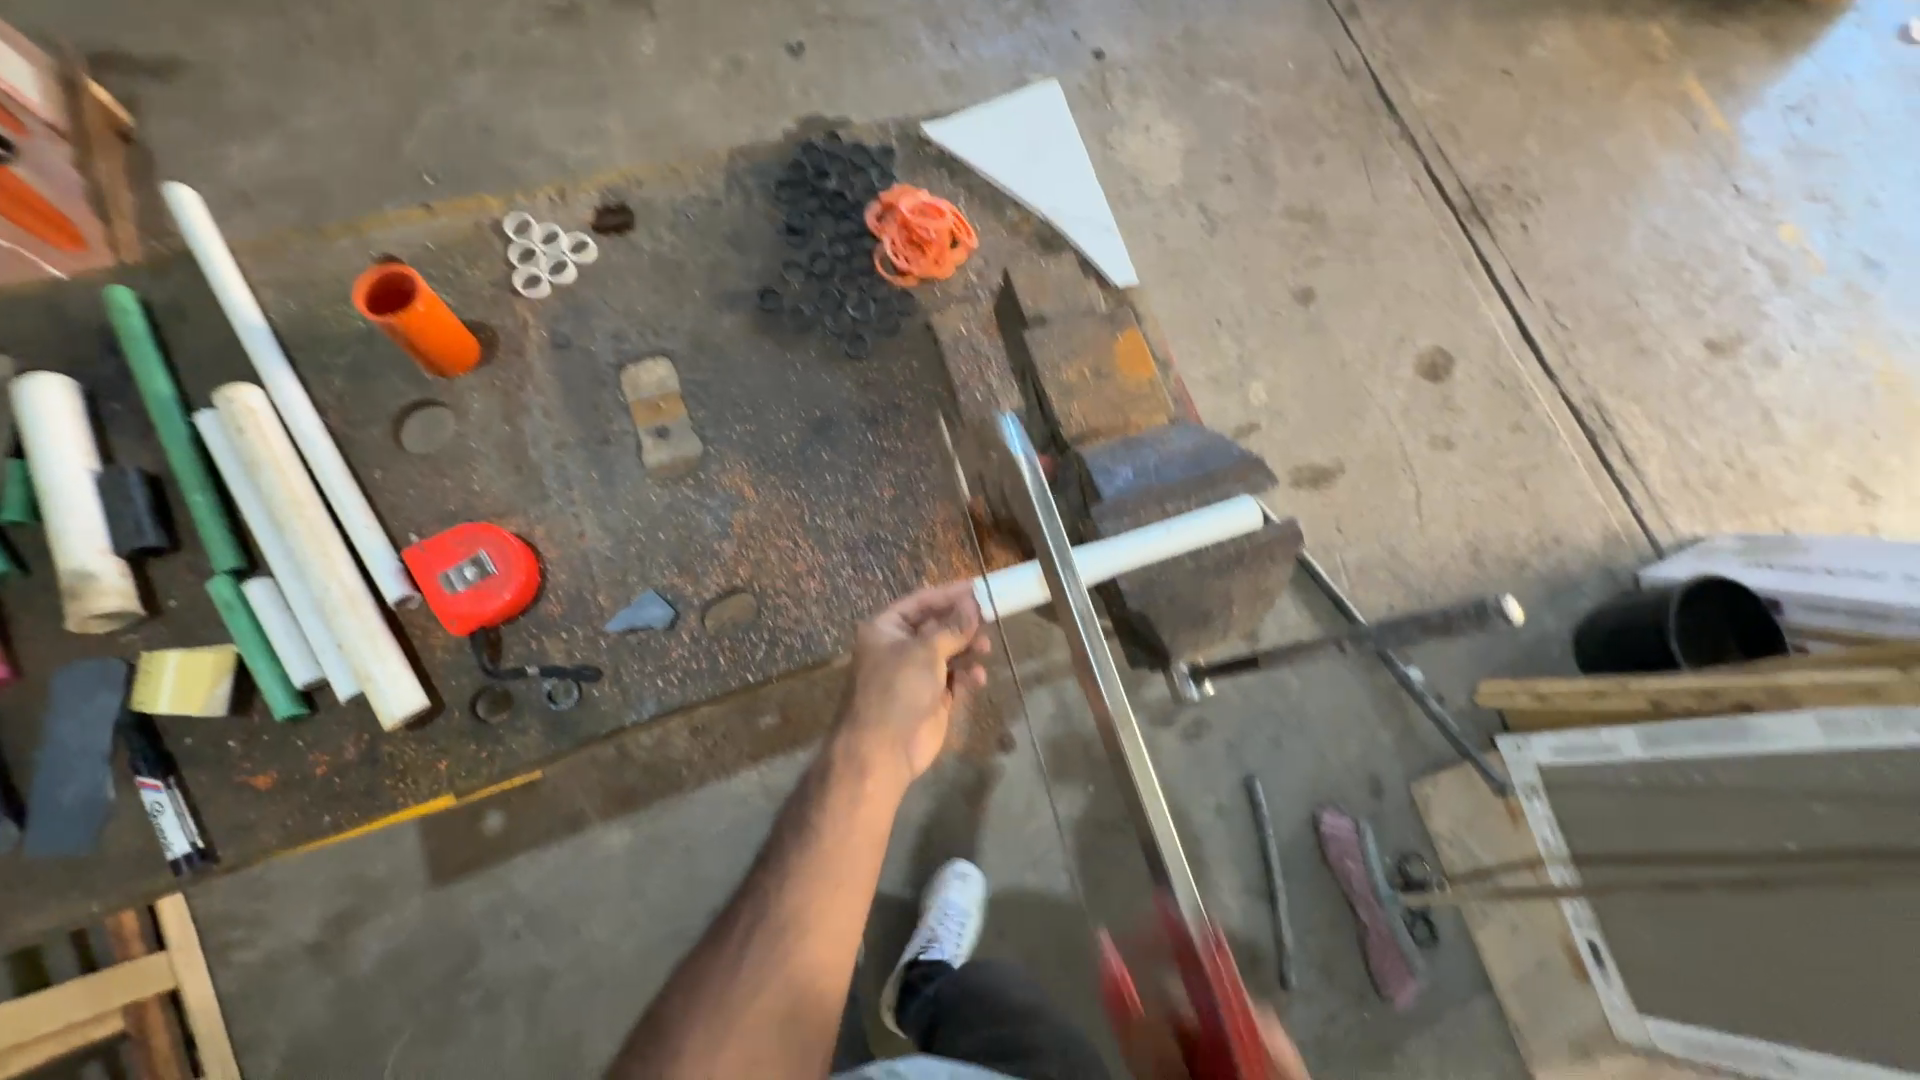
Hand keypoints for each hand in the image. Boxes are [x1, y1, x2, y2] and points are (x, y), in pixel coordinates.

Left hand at [837, 580, 991, 784]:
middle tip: (991, 618)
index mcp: (886, 629)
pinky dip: (967, 676)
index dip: (950, 594)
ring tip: (985, 649)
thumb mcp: (924, 651)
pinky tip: (979, 679)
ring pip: (948, 652)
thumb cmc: (897, 689)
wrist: (882, 750)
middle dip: (963, 623)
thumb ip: (952, 627)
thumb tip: (973, 604)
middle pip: (937, 626)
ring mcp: (915, 674)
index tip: (979, 588)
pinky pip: (954, 679)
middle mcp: (899, 648)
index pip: (921, 601)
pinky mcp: (931, 698)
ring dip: (968, 649)